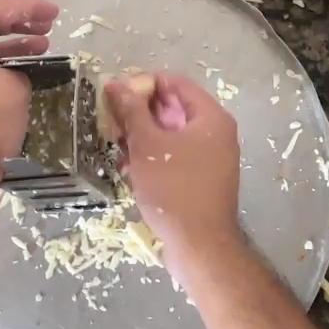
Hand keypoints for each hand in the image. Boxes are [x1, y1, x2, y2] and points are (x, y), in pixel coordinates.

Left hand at [0, 0, 58, 212]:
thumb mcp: (10, 87)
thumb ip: (19, 68)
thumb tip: (19, 76)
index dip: (24, 8)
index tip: (53, 13)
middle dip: (19, 26)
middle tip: (49, 28)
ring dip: (13, 50)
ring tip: (43, 50)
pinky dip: (4, 75)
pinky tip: (26, 80)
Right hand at [103, 72, 241, 276]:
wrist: (199, 245)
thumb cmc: (174, 189)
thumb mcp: (147, 145)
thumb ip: (131, 111)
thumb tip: (115, 84)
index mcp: (211, 117)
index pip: (176, 83)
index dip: (144, 83)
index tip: (115, 92)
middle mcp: (216, 133)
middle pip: (174, 108)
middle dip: (140, 112)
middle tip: (111, 118)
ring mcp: (212, 158)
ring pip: (172, 134)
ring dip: (143, 136)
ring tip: (115, 143)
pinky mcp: (203, 179)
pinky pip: (176, 156)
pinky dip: (154, 156)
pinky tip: (129, 166)